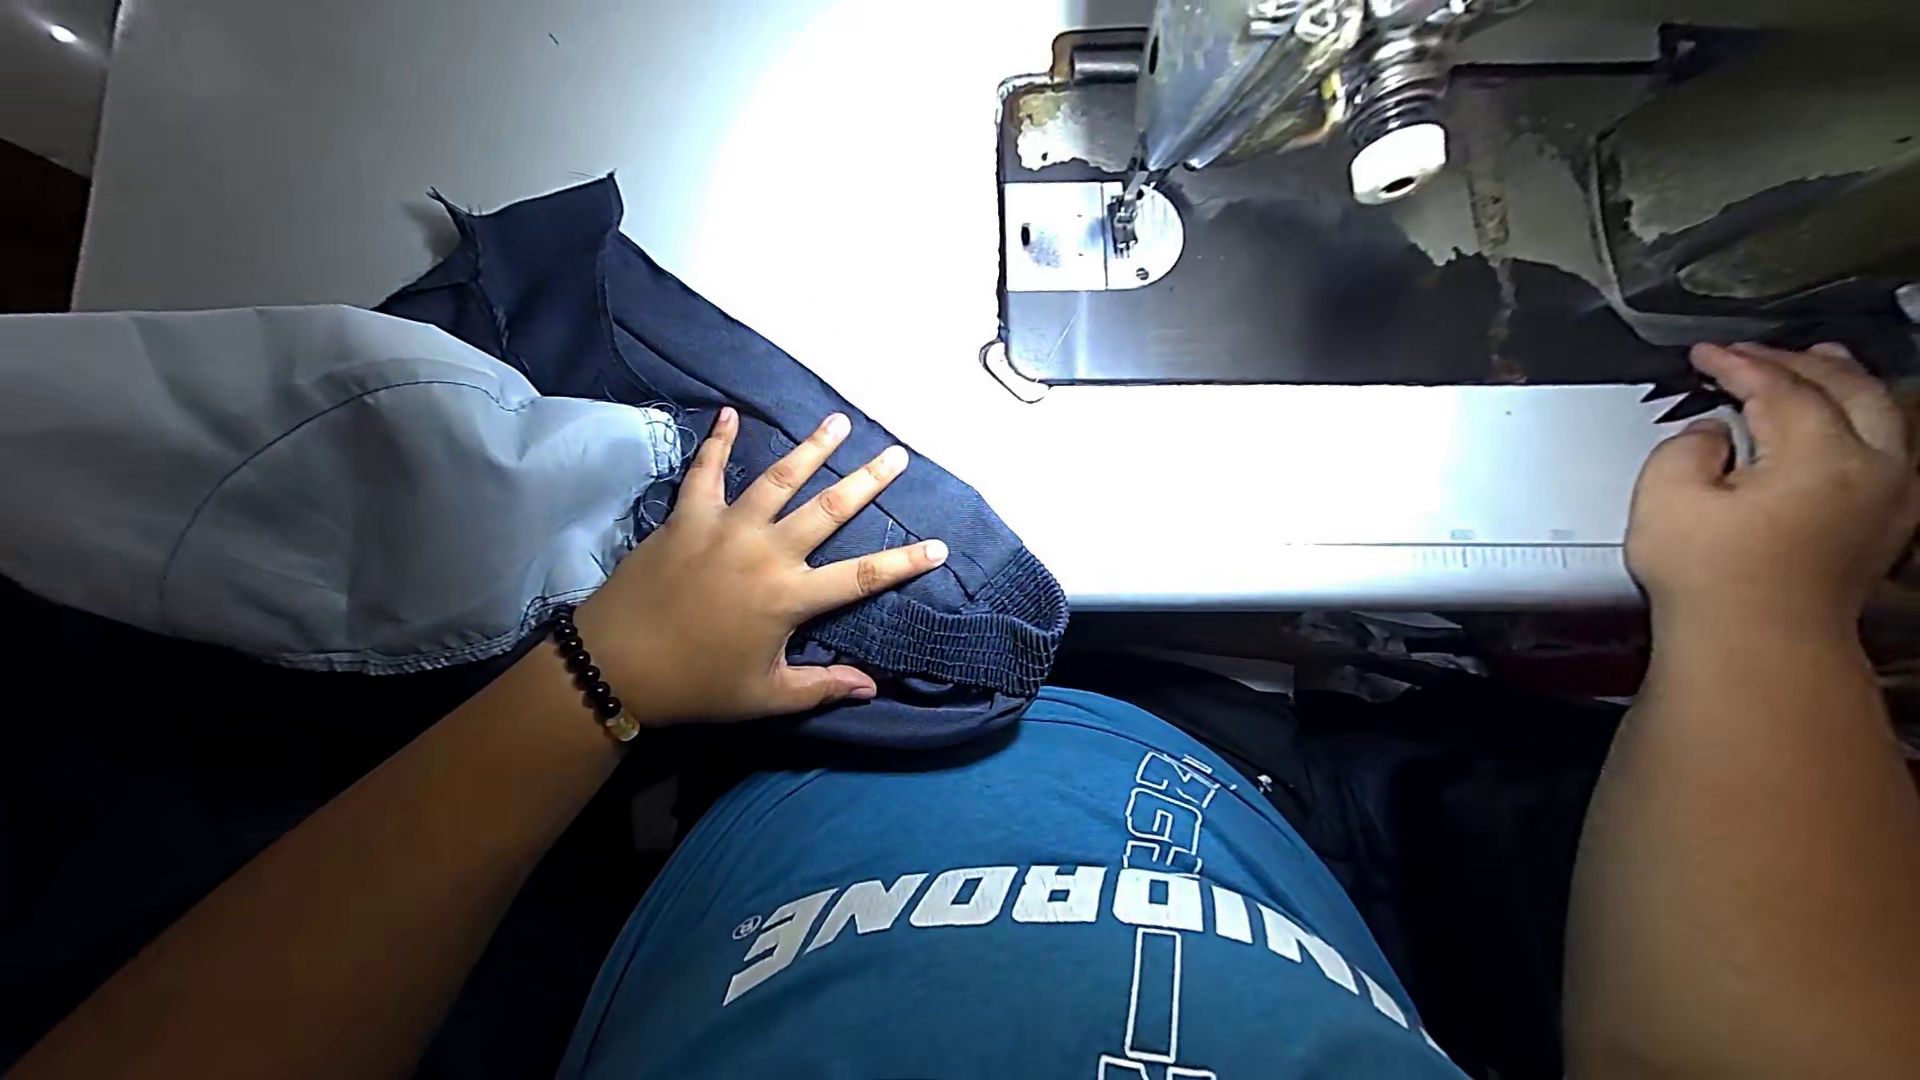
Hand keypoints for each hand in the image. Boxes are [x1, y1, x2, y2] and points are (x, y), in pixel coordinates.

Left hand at [571, 408, 947, 726]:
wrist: (614, 667)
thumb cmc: (696, 684)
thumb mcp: (765, 696)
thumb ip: (822, 687)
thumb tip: (872, 688)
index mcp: (789, 597)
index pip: (862, 577)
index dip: (905, 562)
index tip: (939, 546)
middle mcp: (766, 552)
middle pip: (829, 510)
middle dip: (868, 482)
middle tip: (897, 455)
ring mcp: (726, 528)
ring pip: (779, 480)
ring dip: (812, 449)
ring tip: (839, 422)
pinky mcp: (687, 518)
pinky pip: (705, 472)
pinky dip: (718, 442)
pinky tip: (730, 414)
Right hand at [1627, 343, 1919, 630]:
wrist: (1753, 633)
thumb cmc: (1708, 571)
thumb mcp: (1665, 500)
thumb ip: (1686, 451)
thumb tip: (1713, 435)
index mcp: (1823, 458)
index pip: (1783, 390)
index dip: (1740, 365)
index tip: (1704, 354)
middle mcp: (1878, 468)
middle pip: (1852, 391)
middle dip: (1801, 363)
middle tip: (1756, 351)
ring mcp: (1893, 496)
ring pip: (1887, 415)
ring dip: (1847, 383)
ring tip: (1822, 362)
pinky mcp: (1886, 520)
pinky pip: (1892, 446)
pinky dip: (1865, 418)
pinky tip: (1845, 420)